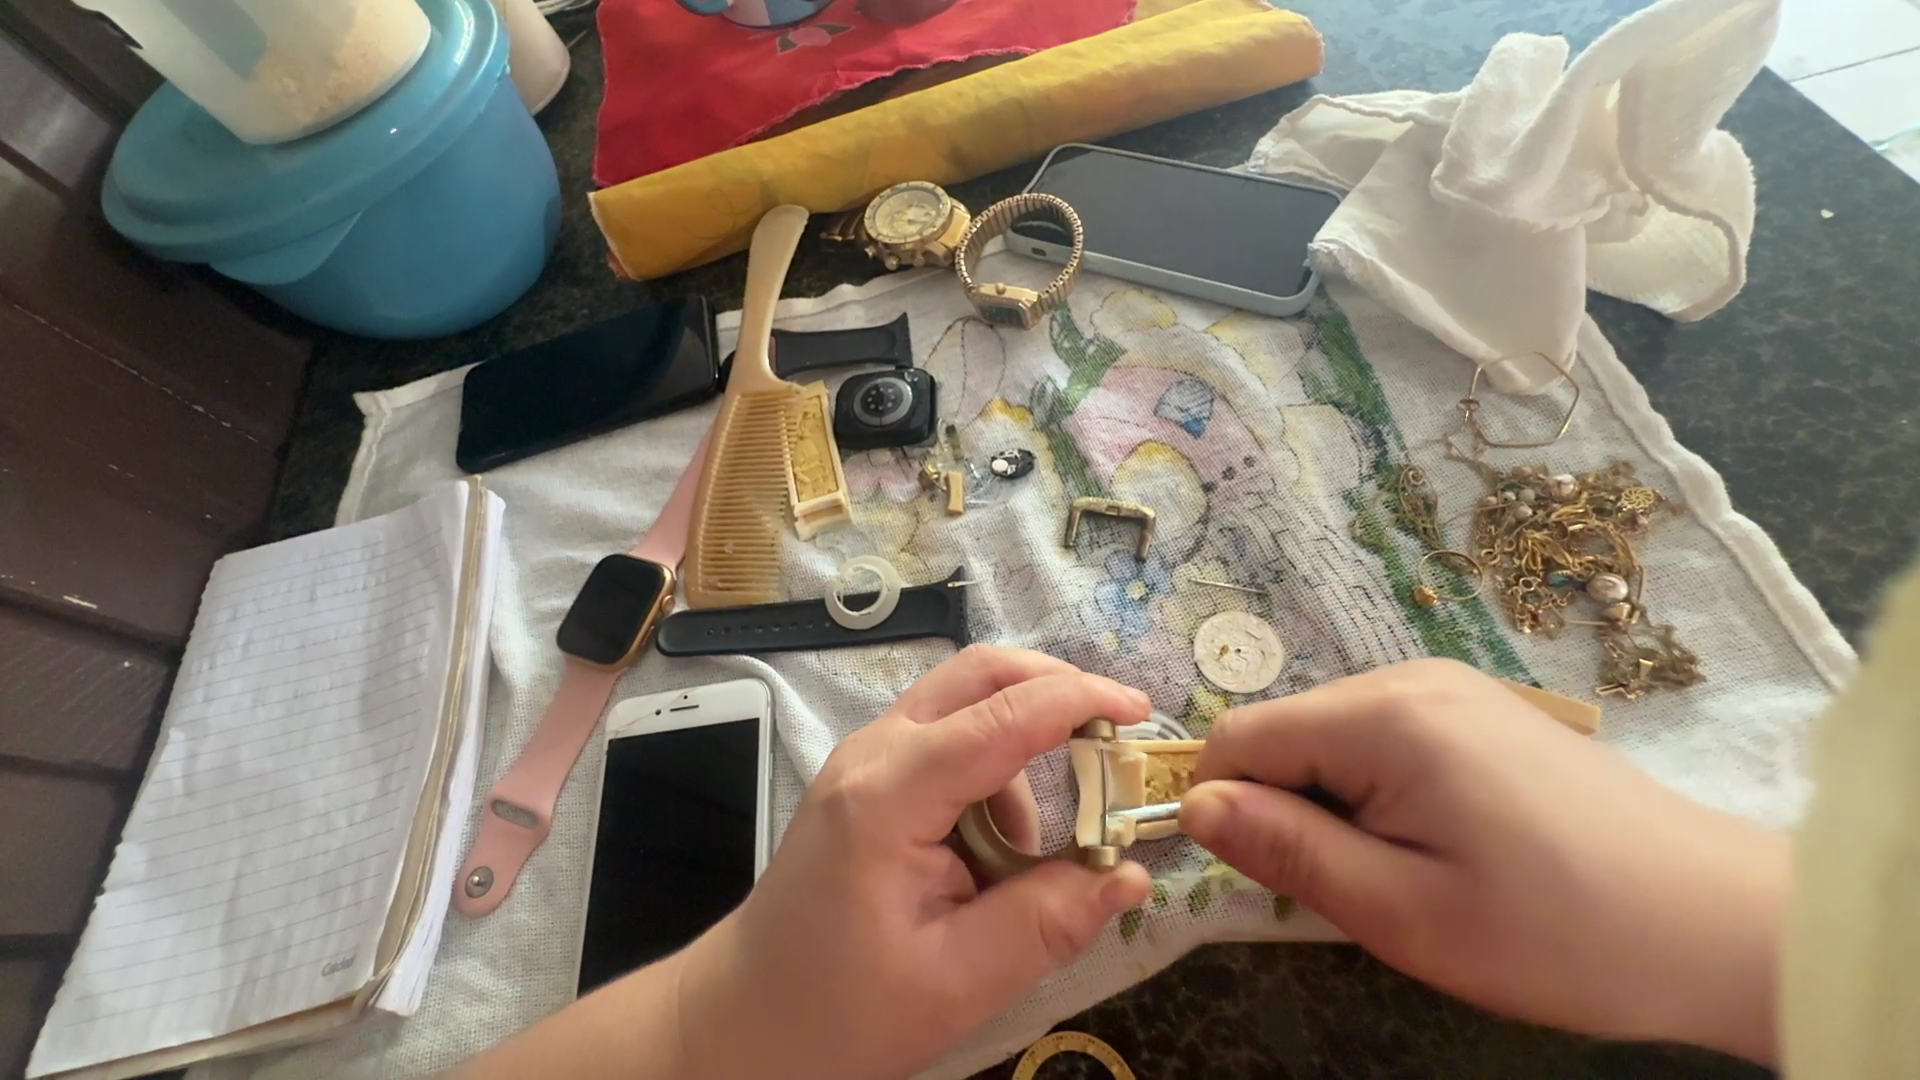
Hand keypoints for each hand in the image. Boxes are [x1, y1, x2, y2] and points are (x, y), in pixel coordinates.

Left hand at [673, 646, 1152, 1079]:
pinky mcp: (870, 771)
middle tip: (1112, 735)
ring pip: (964, 699)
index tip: (1139, 713)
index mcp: (888, 794)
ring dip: (1023, 740)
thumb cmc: (837, 1009)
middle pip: (977, 673)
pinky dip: (992, 767)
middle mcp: (875, 750)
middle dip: (1053, 688)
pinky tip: (993, 848)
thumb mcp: (954, 983)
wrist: (743, 1015)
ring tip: (1038, 845)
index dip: (1077, 703)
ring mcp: (867, 754)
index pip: (999, 717)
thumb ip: (1047, 922)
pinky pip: (947, 736)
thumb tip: (1129, 874)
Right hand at [1180, 659, 1787, 1063]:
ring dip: (1327, 794)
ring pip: (1322, 731)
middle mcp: (1402, 676)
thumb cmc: (1559, 931)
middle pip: (1281, 731)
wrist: (1729, 923)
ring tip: (1401, 860)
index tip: (1269, 869)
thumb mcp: (1404, 912)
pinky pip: (1371, 730)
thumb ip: (1286, 850)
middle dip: (1285, 802)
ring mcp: (1440, 681)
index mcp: (1380, 717)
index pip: (1239, 737)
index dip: (1226, 801)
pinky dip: (1368, 781)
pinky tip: (1434, 828)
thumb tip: (1191, 806)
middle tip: (1356, 880)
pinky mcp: (1466, 700)